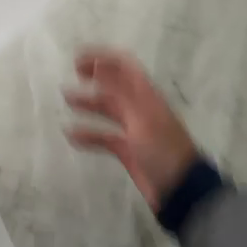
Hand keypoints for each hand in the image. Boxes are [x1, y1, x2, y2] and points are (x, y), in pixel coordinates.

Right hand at [65, 50, 199, 208]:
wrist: (179, 189)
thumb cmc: (162, 148)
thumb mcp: (140, 117)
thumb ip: (118, 91)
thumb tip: (98, 64)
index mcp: (146, 95)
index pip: (125, 65)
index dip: (103, 57)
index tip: (78, 58)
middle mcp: (139, 107)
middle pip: (115, 85)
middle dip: (95, 76)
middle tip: (73, 73)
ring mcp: (134, 129)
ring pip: (108, 109)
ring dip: (89, 103)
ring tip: (67, 99)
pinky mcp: (128, 150)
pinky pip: (104, 136)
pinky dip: (89, 134)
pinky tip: (71, 135)